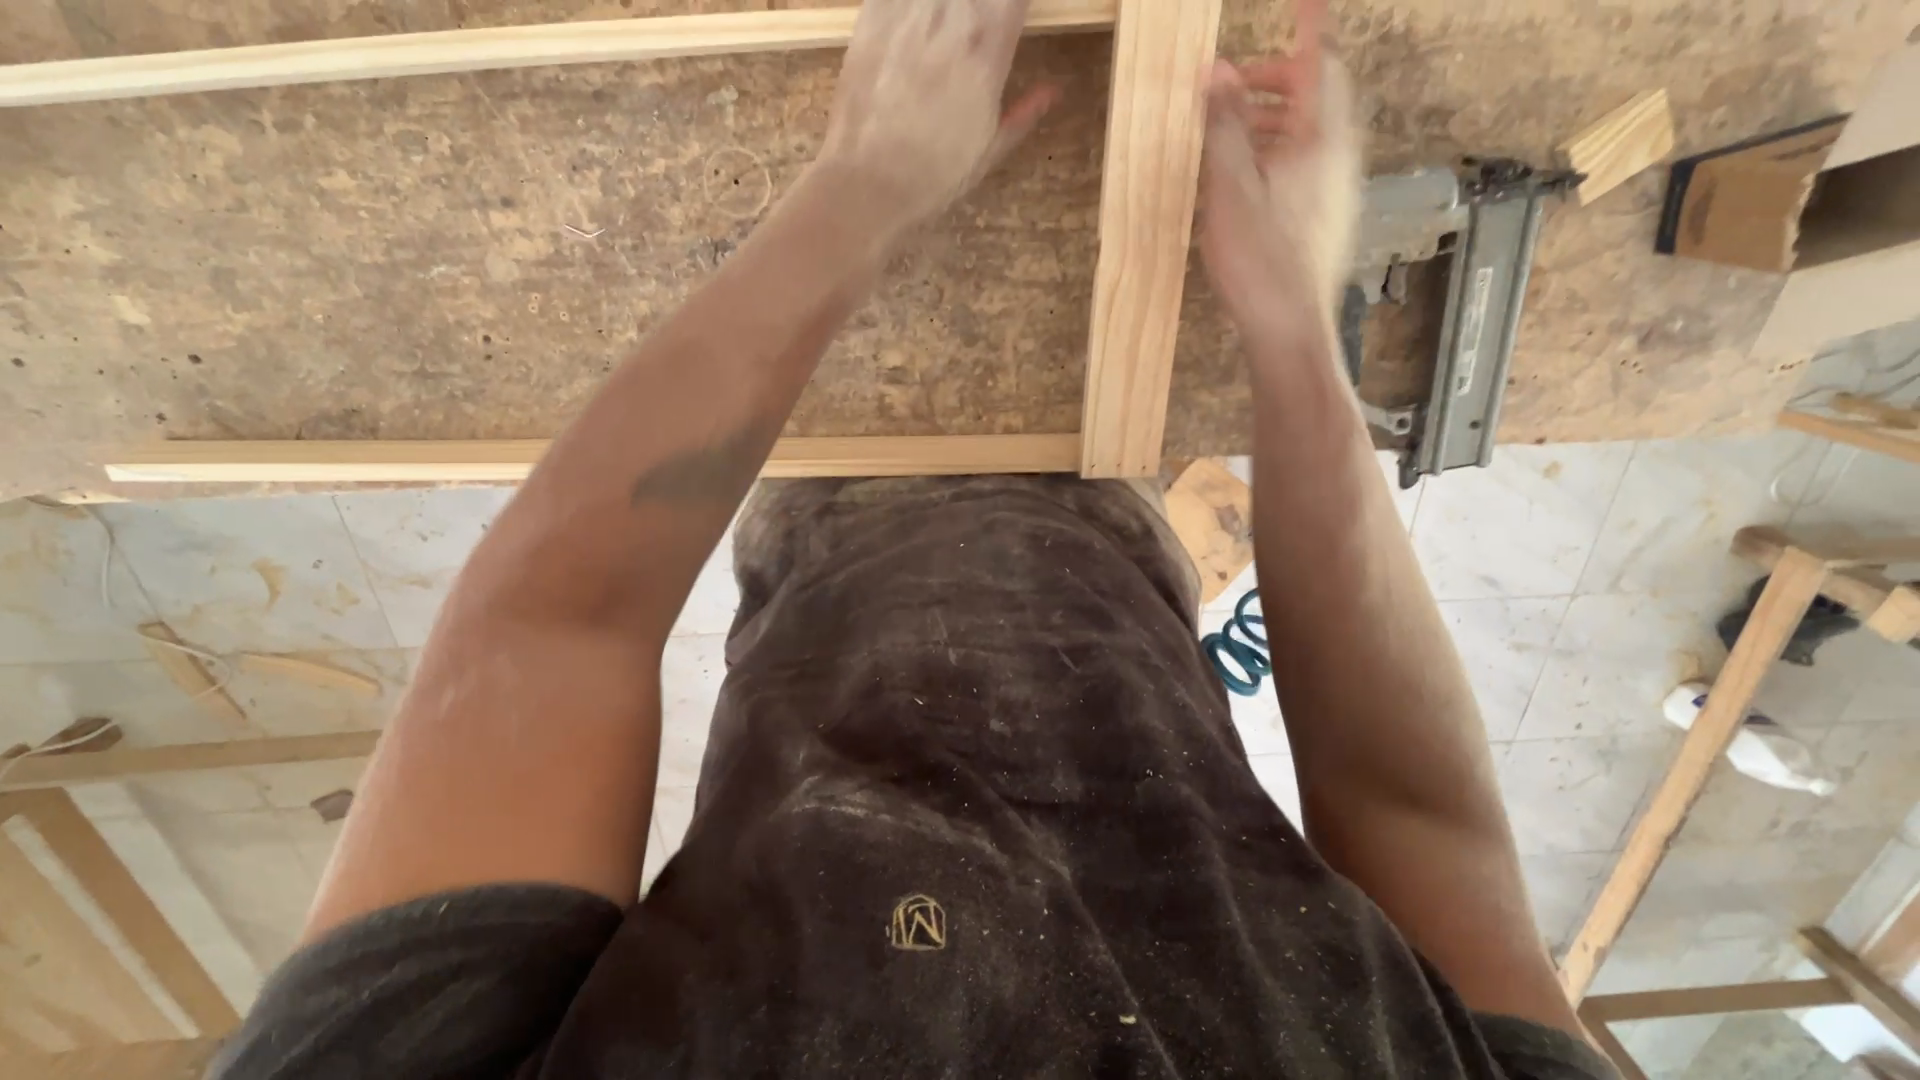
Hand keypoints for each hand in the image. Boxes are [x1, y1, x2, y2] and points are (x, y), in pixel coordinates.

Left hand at [817, 0, 1059, 228]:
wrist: (868, 182)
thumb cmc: (932, 177)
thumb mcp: (987, 151)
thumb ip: (1021, 113)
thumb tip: (1052, 91)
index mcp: (988, 53)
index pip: (1015, 0)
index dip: (1015, 7)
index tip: (1013, 17)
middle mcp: (952, 21)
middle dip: (981, 9)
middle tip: (977, 31)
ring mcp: (910, 14)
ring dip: (946, 9)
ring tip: (947, 29)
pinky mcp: (872, 15)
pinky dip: (909, 6)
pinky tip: (915, 23)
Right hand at [1199, 0, 1360, 350]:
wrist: (1288, 327)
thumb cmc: (1262, 263)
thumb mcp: (1231, 188)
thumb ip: (1224, 128)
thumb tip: (1215, 72)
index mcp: (1320, 141)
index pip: (1319, 61)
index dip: (1309, 24)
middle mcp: (1335, 158)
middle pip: (1311, 95)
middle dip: (1269, 80)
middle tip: (1228, 85)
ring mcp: (1332, 189)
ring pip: (1304, 133)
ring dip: (1265, 119)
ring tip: (1224, 133)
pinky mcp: (1321, 216)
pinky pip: (1300, 165)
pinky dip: (1270, 153)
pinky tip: (1239, 178)